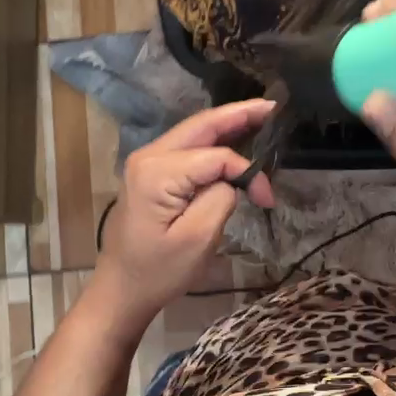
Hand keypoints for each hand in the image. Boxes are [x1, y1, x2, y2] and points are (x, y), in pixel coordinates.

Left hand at [91, 100, 276, 324]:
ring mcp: (148, 161)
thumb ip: (221, 199)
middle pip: (202, 125)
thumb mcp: (197, 240)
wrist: (121, 289)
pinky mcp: (152, 172)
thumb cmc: (158, 271)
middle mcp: (149, 156)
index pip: (216, 155)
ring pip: (195, 132)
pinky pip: (188, 147)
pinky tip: (235, 135)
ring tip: (261, 115)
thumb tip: (233, 179)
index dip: (248, 171)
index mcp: (157, 172)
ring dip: (228, 123)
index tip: (267, 200)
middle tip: (274, 107)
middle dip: (240, 114)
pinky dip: (215, 139)